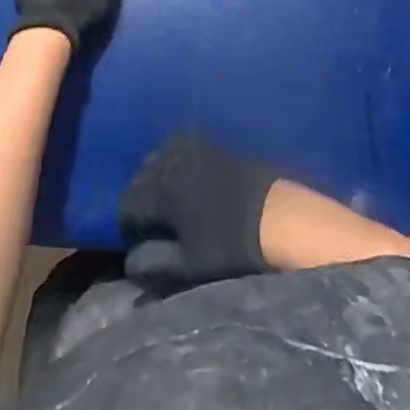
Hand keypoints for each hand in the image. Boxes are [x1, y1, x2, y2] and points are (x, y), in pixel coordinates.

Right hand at [118, 133, 279, 286]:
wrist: (283, 219)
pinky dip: (176, 168)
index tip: (141, 244)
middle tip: (157, 225)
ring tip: (173, 205)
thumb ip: (155, 262)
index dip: (130, 229)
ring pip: (156, 163)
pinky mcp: (208, 146)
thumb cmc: (233, 246)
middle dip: (142, 202)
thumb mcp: (191, 263)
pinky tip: (190, 186)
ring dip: (157, 182)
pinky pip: (179, 153)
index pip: (126, 207)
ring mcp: (188, 150)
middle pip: (138, 182)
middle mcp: (166, 163)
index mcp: (157, 190)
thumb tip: (130, 262)